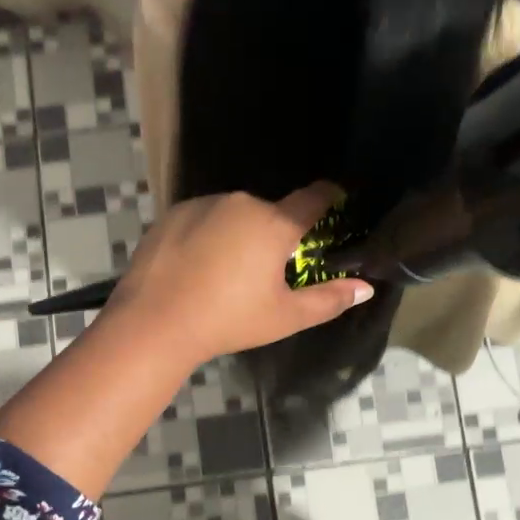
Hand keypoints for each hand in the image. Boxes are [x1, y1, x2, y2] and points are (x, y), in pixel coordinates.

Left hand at [99, 182, 374, 366]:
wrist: (155, 322)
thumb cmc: (228, 320)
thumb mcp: (285, 317)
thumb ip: (328, 299)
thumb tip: (365, 287)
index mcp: (274, 224)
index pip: (312, 199)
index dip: (328, 198)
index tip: (336, 200)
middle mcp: (241, 203)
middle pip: (270, 213)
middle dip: (274, 236)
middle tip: (266, 273)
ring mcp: (202, 204)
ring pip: (233, 215)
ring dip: (238, 236)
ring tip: (226, 276)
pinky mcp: (172, 214)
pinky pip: (203, 220)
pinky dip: (208, 238)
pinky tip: (198, 270)